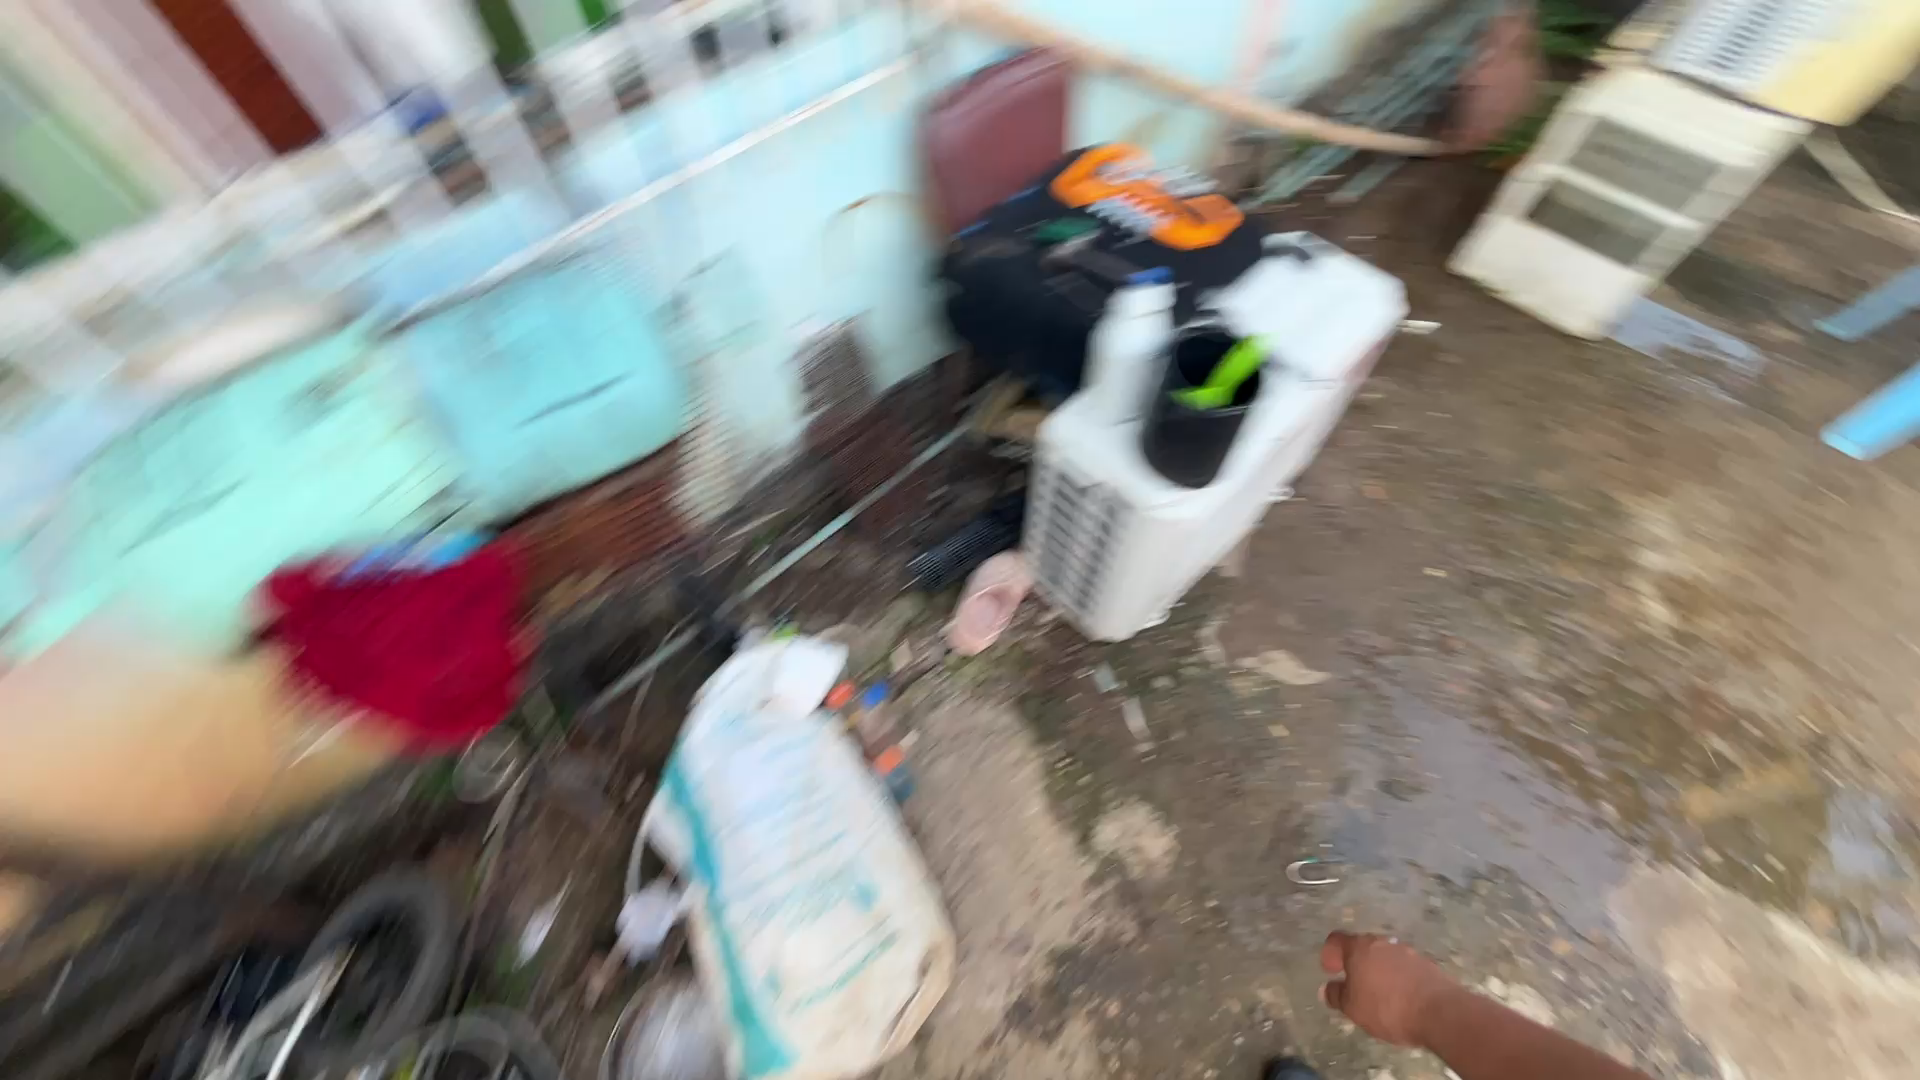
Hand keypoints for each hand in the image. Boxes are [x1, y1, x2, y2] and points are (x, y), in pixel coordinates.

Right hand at [1319, 931, 1460, 1046]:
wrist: (1440, 1013)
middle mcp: (1381, 943)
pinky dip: (1402, 978)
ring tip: (1383, 992)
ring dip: (1381, 970)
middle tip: (1356, 982)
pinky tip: (1405, 997)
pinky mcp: (1428, 966)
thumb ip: (1337, 996)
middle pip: (1363, 946)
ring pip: (1387, 957)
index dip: (1330, 952)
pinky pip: (1407, 968)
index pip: (1336, 939)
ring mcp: (1407, 952)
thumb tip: (1326, 989)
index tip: (1330, 969)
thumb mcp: (1353, 1008)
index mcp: (1358, 947)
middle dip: (1358, 962)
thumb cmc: (1387, 1007)